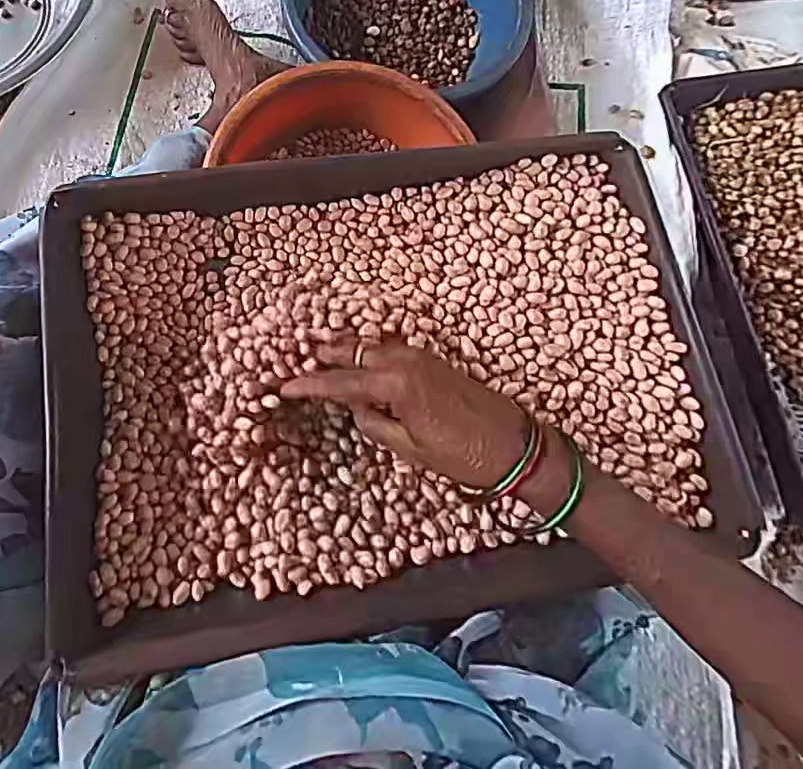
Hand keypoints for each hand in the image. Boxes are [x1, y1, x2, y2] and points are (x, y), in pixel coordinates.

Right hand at [280, 341, 534, 490]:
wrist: (517, 446)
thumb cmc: (464, 455)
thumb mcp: (411, 449)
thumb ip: (375, 424)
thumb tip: (356, 408)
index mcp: (397, 385)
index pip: (341, 383)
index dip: (310, 384)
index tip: (285, 385)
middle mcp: (404, 361)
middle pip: (352, 352)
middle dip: (322, 355)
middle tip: (293, 356)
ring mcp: (419, 356)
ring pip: (369, 346)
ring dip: (342, 349)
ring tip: (316, 352)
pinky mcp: (429, 359)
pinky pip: (387, 349)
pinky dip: (365, 351)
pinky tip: (356, 357)